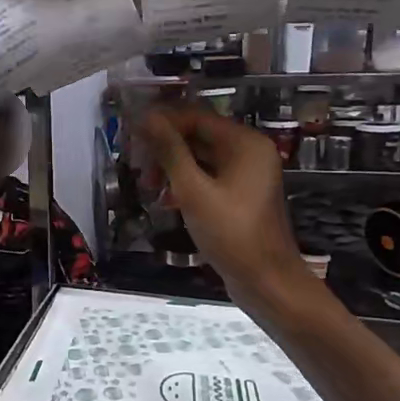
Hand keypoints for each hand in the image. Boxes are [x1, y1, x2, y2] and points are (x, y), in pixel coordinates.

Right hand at [139, 104, 315, 309]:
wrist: (267, 284)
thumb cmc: (231, 234)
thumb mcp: (193, 190)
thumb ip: (169, 150)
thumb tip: (145, 117)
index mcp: (245, 143)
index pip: (195, 117)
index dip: (162, 123)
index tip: (131, 135)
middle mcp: (249, 151)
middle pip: (198, 135)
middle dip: (165, 148)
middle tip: (138, 167)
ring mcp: (247, 173)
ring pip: (200, 157)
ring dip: (172, 167)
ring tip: (149, 186)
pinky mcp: (240, 194)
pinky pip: (208, 176)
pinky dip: (186, 183)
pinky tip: (166, 199)